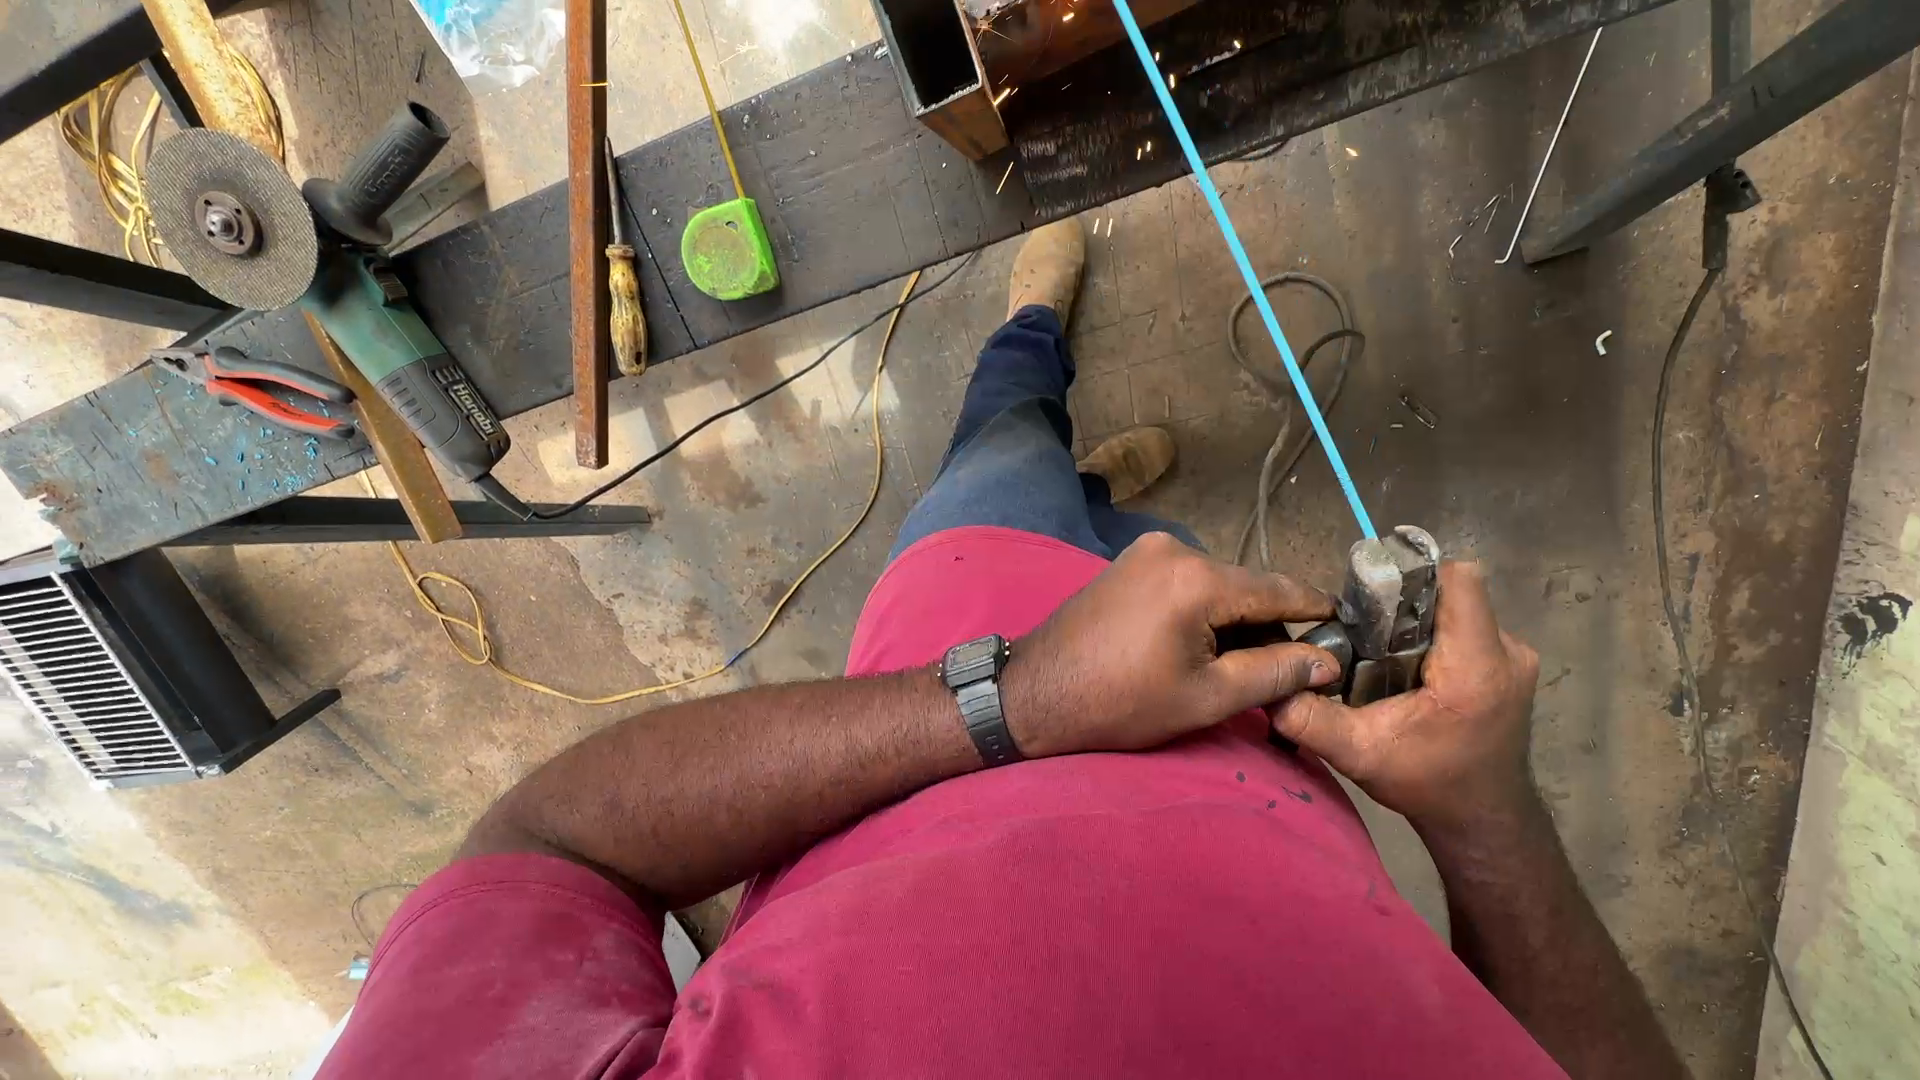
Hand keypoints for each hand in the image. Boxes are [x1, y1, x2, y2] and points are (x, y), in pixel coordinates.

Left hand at [1003, 532, 1339, 757]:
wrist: (1036, 693)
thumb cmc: (1121, 703)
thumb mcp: (1207, 696)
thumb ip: (1274, 672)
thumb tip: (1329, 661)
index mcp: (1198, 578)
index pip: (1280, 589)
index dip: (1317, 613)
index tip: (1347, 634)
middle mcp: (1175, 548)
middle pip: (1247, 585)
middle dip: (1272, 623)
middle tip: (1293, 668)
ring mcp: (1146, 551)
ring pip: (1217, 584)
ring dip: (1235, 618)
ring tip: (1246, 664)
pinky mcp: (1127, 562)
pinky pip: (1185, 581)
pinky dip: (1204, 608)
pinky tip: (1204, 644)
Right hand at [1271, 561, 1541, 833]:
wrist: (1482, 819)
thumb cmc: (1427, 785)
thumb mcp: (1357, 755)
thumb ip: (1310, 719)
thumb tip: (1265, 686)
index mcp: (1477, 666)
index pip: (1459, 581)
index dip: (1410, 576)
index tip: (1368, 596)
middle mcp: (1506, 651)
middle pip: (1449, 593)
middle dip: (1401, 604)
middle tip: (1361, 634)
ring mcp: (1513, 655)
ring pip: (1454, 608)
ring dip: (1414, 620)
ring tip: (1379, 653)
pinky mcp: (1508, 662)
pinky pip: (1464, 625)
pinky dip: (1431, 635)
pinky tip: (1405, 666)